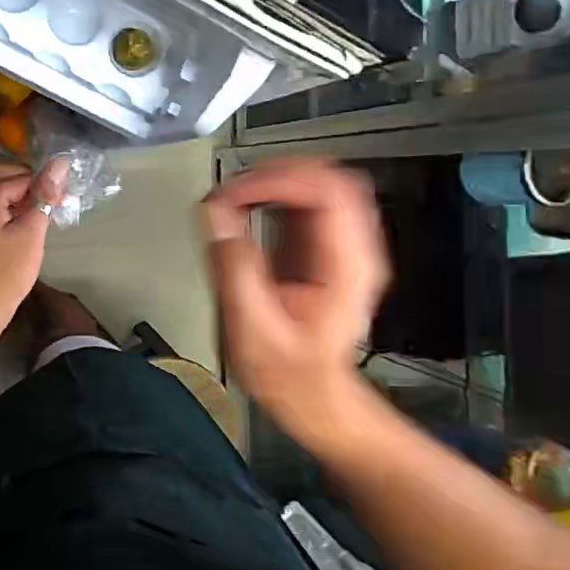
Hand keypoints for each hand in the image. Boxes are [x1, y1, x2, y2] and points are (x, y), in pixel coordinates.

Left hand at [0, 161, 67, 338]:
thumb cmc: (6, 273)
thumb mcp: (31, 232)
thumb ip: (44, 196)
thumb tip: (59, 163)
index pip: (19, 176)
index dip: (44, 182)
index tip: (65, 198)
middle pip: (2, 177)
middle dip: (29, 183)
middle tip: (54, 199)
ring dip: (20, 197)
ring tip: (44, 213)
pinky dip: (10, 210)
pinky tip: (27, 227)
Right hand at [201, 160, 390, 447]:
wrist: (313, 396)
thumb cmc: (288, 373)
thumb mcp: (253, 327)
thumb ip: (235, 267)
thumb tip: (215, 214)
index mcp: (346, 266)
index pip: (328, 193)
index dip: (278, 181)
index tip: (234, 194)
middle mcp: (354, 248)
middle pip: (330, 178)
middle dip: (276, 173)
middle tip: (232, 189)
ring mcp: (343, 246)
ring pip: (321, 183)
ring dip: (275, 180)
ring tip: (234, 195)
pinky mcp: (325, 248)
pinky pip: (308, 202)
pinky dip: (275, 194)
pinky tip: (247, 206)